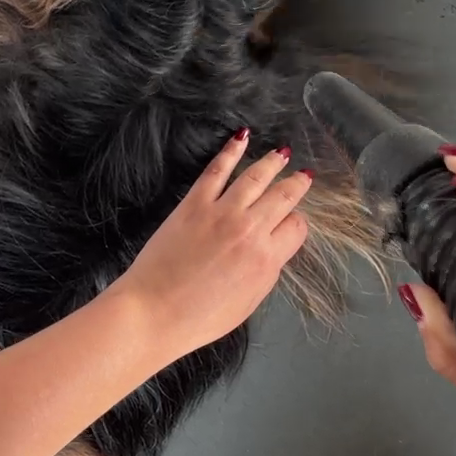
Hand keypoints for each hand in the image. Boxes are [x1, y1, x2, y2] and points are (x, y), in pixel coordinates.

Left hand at [105, 129, 311, 357]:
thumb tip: (273, 248)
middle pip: (283, 198)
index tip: (291, 221)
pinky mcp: (194, 204)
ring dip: (272, 162)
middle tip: (302, 175)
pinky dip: (231, 151)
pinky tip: (241, 138)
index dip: (296, 223)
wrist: (153, 312)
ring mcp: (222, 213)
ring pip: (256, 178)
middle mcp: (250, 231)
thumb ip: (266, 271)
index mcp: (267, 260)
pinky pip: (218, 170)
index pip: (296, 228)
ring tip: (281, 154)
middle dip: (296, 184)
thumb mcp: (248, 302)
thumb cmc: (199, 317)